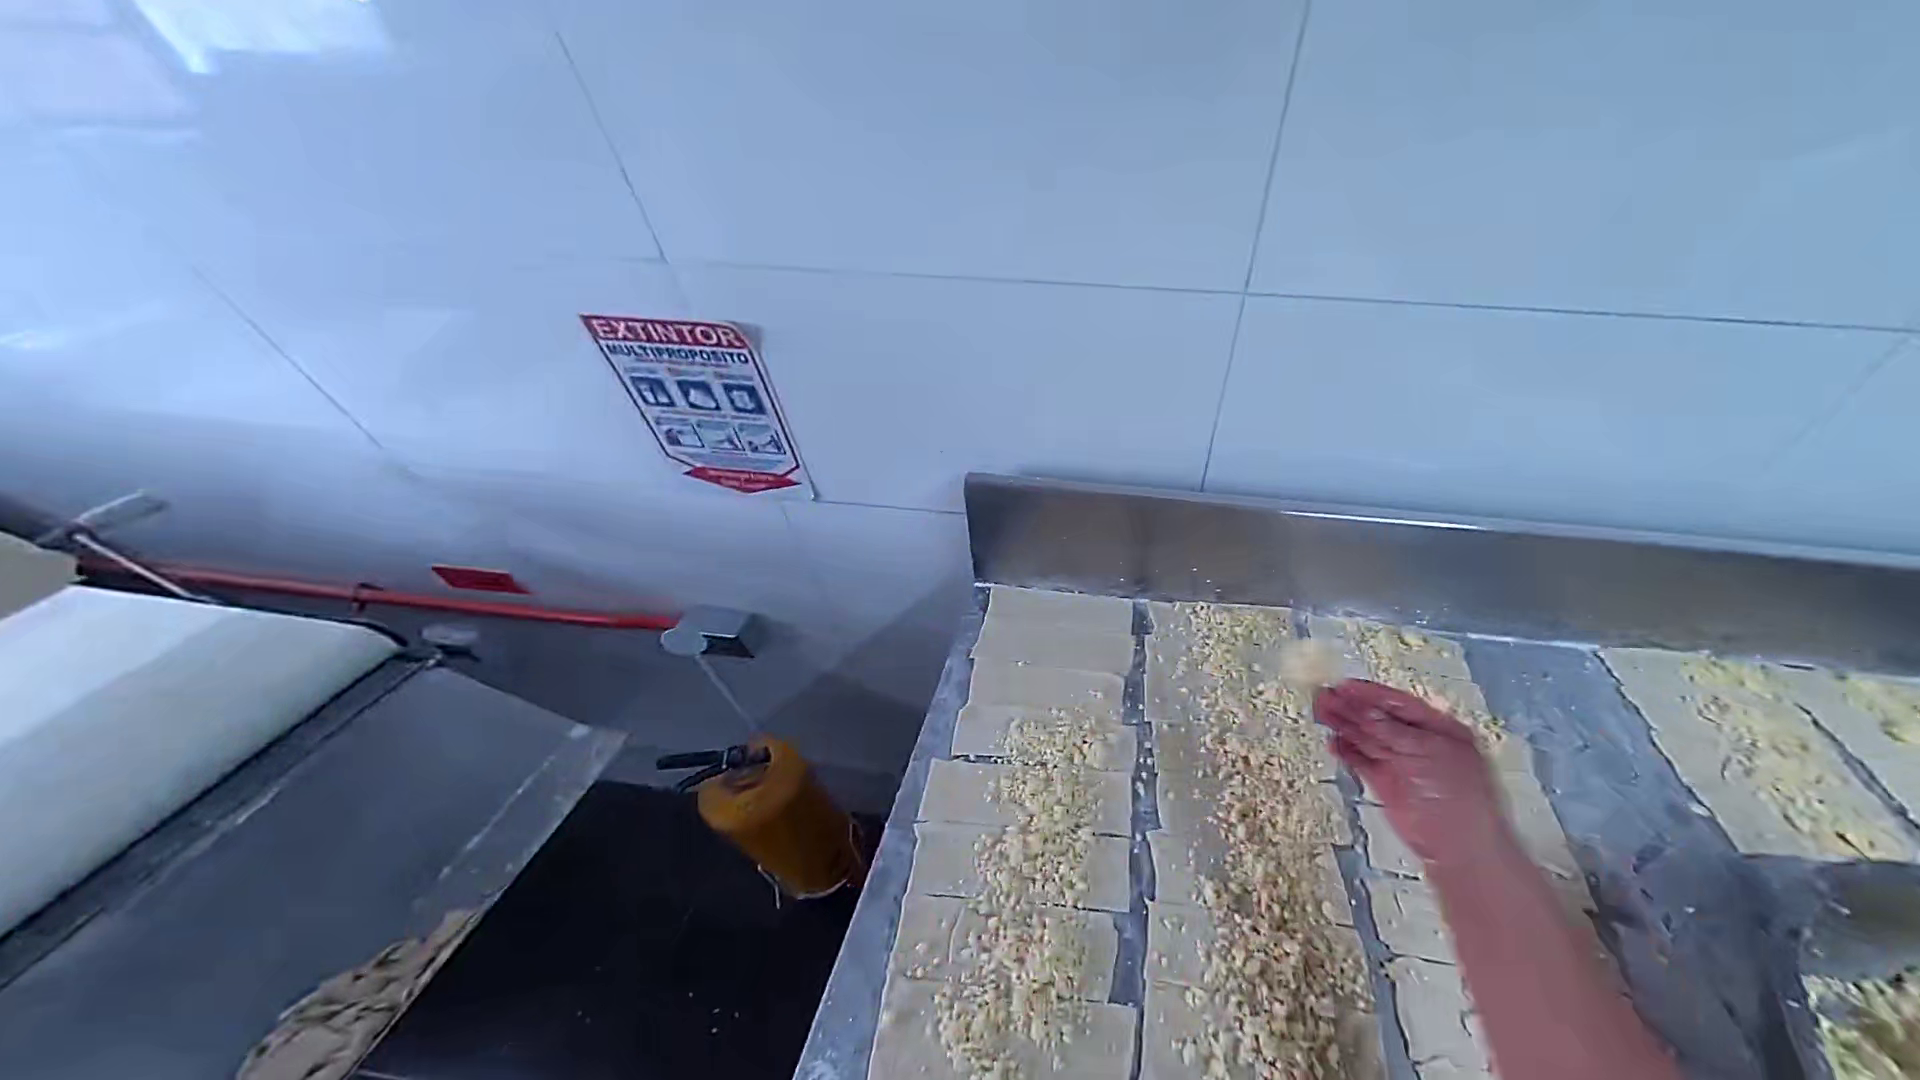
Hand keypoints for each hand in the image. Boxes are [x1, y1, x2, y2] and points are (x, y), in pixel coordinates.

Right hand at [1313, 679, 1511, 872]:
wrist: (1459, 847)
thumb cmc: (1459, 797)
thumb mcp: (1427, 752)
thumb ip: (1392, 730)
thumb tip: (1365, 710)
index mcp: (1439, 730)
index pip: (1399, 703)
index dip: (1370, 693)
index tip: (1344, 685)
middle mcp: (1418, 743)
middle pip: (1377, 718)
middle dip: (1350, 706)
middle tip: (1323, 695)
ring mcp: (1401, 763)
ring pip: (1365, 736)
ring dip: (1342, 724)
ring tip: (1319, 711)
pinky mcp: (1386, 782)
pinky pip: (1360, 760)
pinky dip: (1345, 751)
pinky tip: (1332, 741)